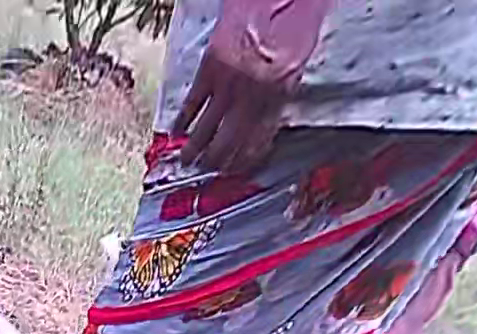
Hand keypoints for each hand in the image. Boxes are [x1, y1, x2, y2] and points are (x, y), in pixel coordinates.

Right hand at [173, 0, 332, 173]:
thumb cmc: (296, 17)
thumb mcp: (299, 60)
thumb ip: (280, 94)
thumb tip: (264, 123)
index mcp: (278, 95)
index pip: (256, 144)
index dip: (243, 164)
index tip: (234, 173)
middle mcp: (251, 96)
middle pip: (226, 146)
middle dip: (215, 164)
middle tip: (207, 171)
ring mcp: (227, 83)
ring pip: (205, 132)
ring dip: (194, 152)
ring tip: (187, 161)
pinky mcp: (209, 68)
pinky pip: (191, 105)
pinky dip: (182, 122)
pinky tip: (176, 133)